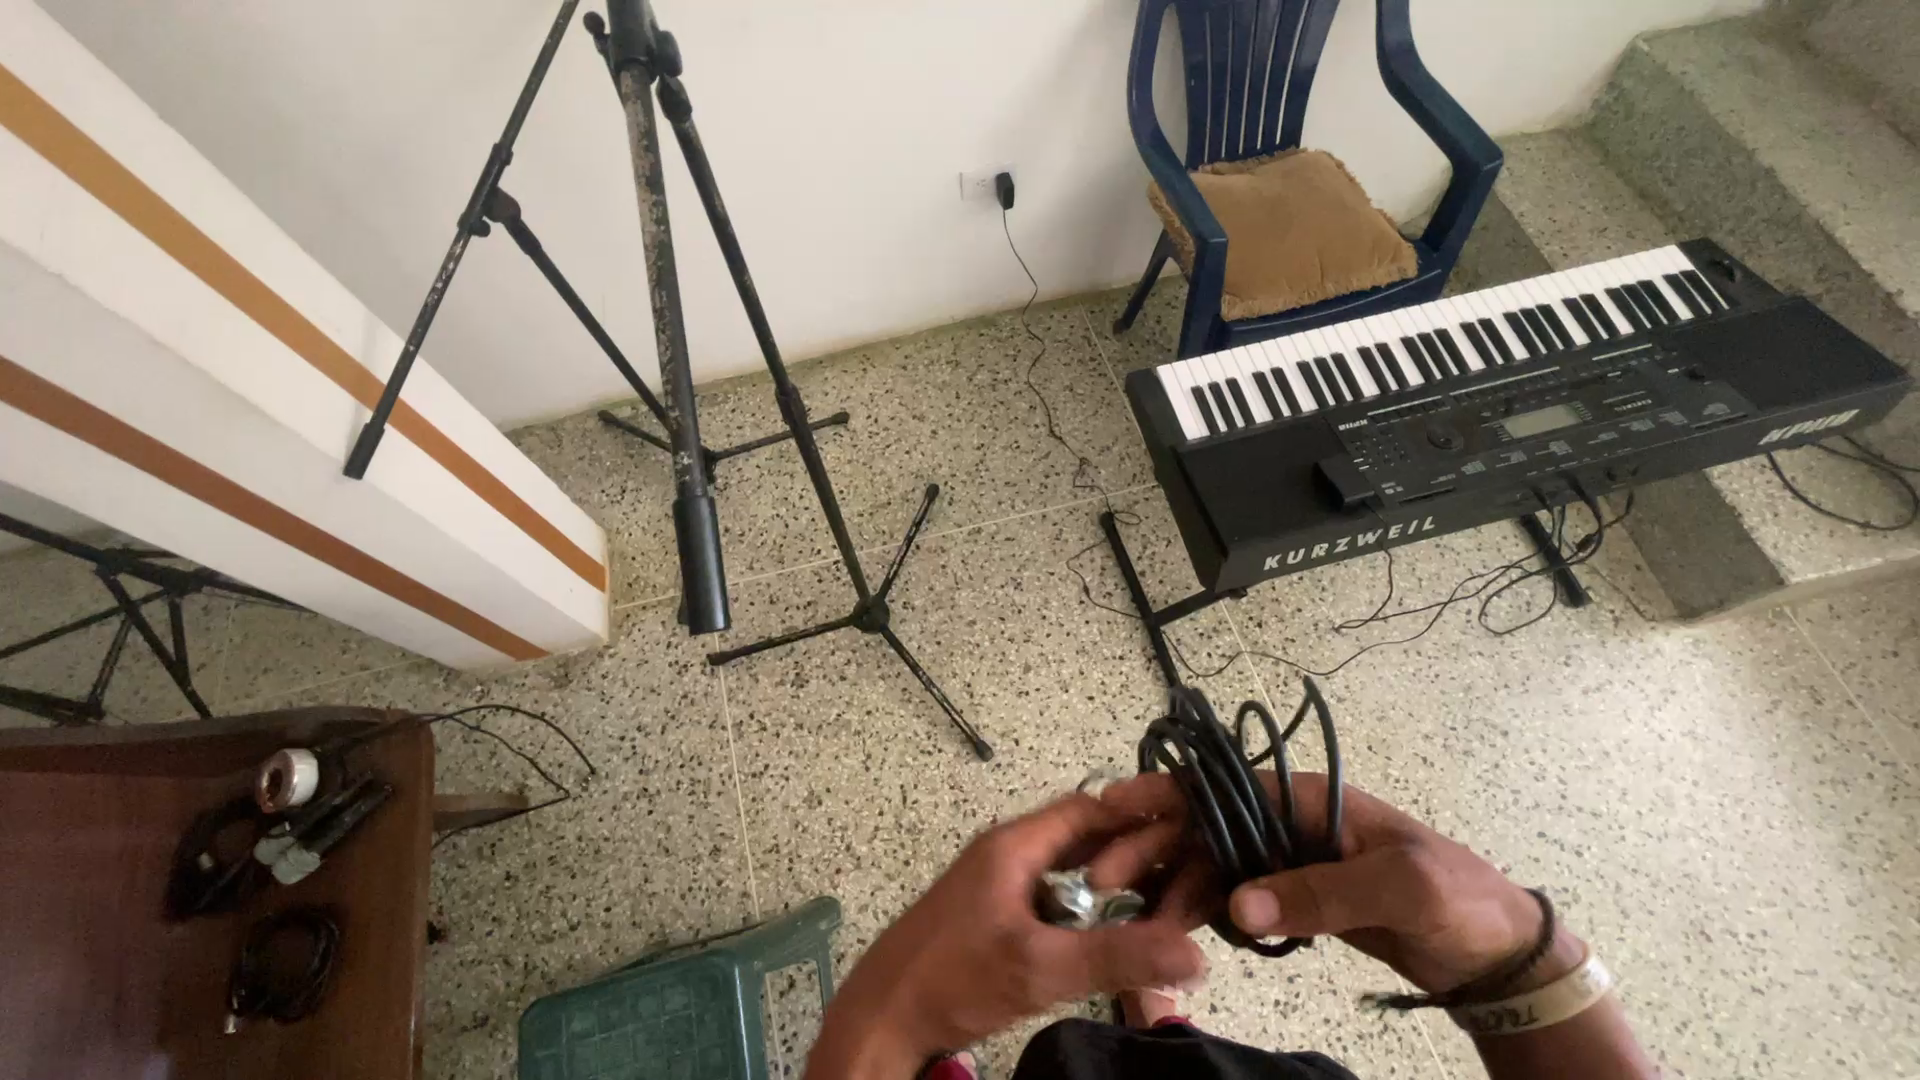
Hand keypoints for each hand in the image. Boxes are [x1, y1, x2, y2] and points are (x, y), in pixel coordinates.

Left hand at [807, 793, 1205, 1079]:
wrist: (884, 1015)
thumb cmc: (953, 976)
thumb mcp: (1039, 966)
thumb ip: (1115, 955)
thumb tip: (1193, 953)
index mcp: (1014, 843)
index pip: (1086, 808)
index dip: (1135, 815)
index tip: (1183, 833)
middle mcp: (1009, 852)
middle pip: (1081, 837)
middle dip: (1130, 855)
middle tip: (1178, 880)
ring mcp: (1000, 883)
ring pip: (1069, 869)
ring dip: (1110, 885)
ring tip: (1157, 908)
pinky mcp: (997, 913)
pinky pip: (1054, 897)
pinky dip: (1086, 909)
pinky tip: (1111, 936)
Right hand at [1089, 772, 1570, 994]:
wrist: (1495, 952)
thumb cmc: (1456, 898)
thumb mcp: (1401, 888)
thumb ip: (1320, 893)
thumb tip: (1236, 906)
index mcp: (1304, 799)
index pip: (1219, 788)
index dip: (1163, 793)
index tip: (1110, 805)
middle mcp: (1283, 822)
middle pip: (1202, 827)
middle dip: (1152, 846)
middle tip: (1105, 877)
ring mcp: (1284, 860)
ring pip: (1209, 865)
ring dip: (1170, 885)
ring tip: (1134, 916)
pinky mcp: (1289, 896)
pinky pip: (1231, 897)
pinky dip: (1201, 911)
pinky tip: (1175, 929)